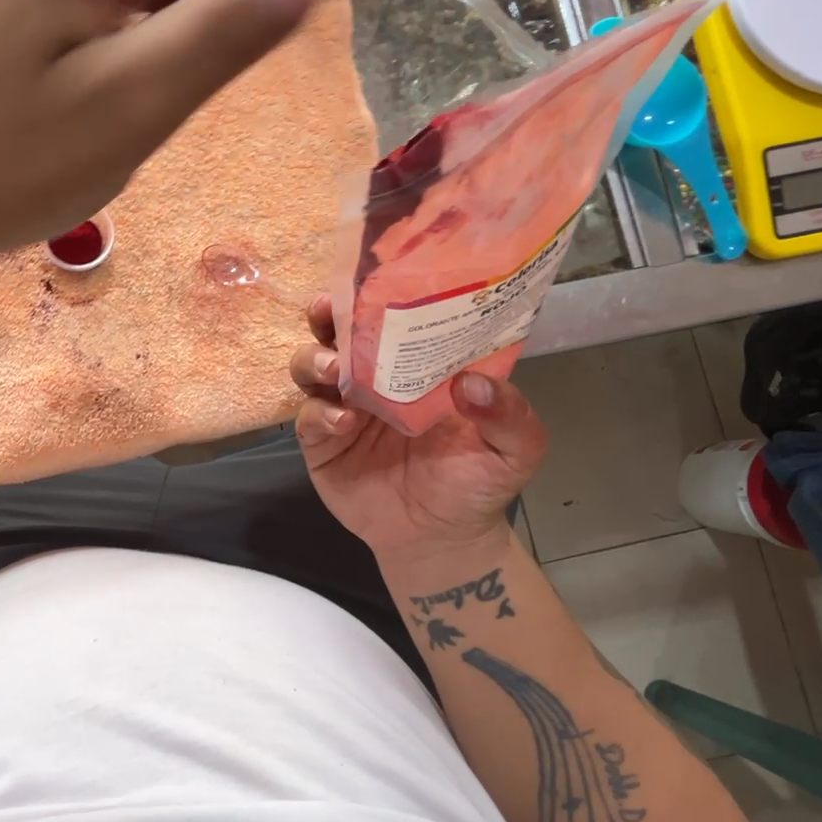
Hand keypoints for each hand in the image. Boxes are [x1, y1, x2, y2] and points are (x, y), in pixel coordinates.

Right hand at [291, 295, 547, 567]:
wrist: (437, 541)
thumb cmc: (476, 486)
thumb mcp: (514, 451)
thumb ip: (509, 415)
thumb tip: (471, 384)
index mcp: (416, 369)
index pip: (390, 321)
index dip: (374, 298)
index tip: (367, 280)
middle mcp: (373, 380)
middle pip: (337, 336)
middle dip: (326, 318)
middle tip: (326, 311)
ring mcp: (342, 409)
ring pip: (311, 369)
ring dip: (314, 360)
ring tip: (333, 370)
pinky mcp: (320, 442)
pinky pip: (307, 418)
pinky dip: (318, 414)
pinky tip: (341, 421)